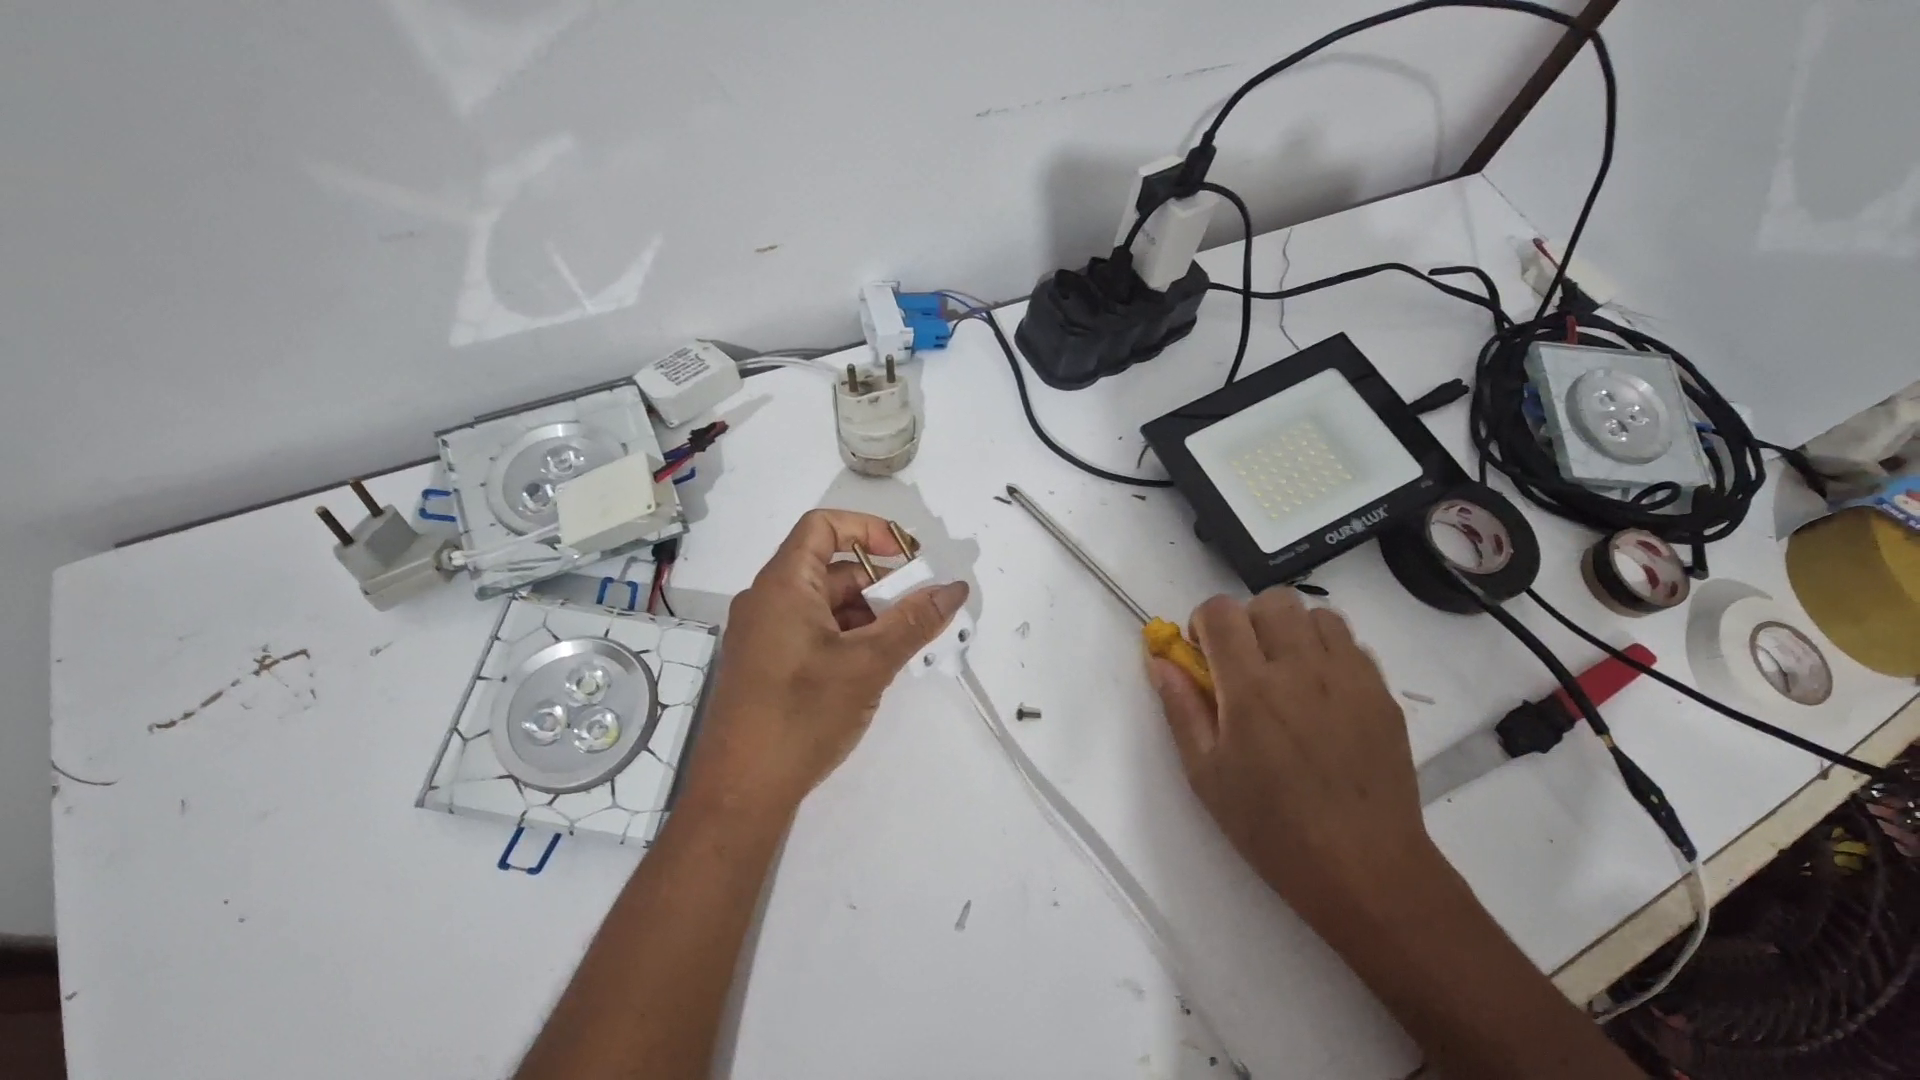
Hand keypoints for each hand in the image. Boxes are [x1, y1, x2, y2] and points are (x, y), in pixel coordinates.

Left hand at [682, 510, 968, 816]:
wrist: (741, 789)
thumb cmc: (802, 715)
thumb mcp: (868, 664)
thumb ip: (914, 621)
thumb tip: (954, 588)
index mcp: (783, 584)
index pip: (823, 527)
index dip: (869, 530)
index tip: (909, 557)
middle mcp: (767, 600)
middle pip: (829, 569)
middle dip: (879, 585)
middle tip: (919, 613)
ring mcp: (763, 635)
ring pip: (824, 605)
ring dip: (866, 616)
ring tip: (901, 648)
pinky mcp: (765, 665)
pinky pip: (811, 632)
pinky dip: (846, 639)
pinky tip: (871, 671)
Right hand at [1149, 588, 1432, 923]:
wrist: (1364, 866)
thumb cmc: (1272, 828)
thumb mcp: (1207, 776)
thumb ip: (1181, 709)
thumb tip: (1160, 661)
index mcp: (1251, 688)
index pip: (1221, 611)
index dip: (1204, 623)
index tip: (1204, 656)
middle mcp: (1302, 668)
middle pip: (1271, 601)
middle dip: (1248, 621)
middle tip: (1244, 665)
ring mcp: (1349, 677)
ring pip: (1316, 614)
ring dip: (1292, 631)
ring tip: (1287, 675)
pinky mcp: (1382, 693)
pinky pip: (1352, 645)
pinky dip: (1329, 653)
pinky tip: (1322, 696)